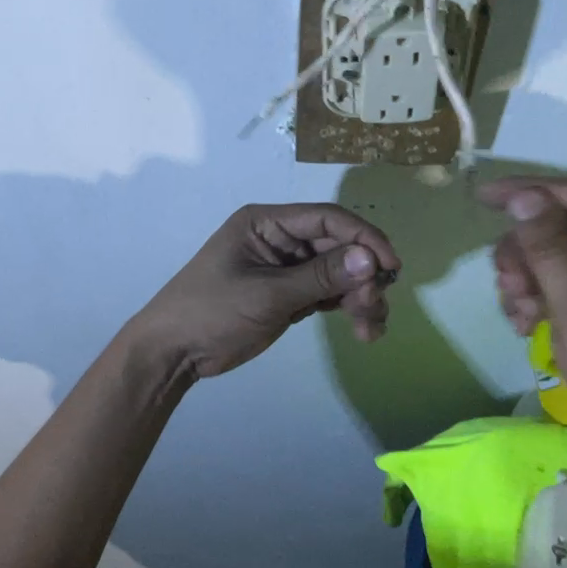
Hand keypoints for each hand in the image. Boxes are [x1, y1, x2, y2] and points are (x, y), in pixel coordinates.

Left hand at [126, 203, 399, 379]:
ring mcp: (284, 267)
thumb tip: (371, 259)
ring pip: (338, 272)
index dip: (364, 238)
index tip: (392, 268)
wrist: (174, 349)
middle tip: (373, 310)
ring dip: (360, 296)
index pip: (327, 218)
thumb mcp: (267, 294)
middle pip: (338, 246)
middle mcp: (278, 238)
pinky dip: (347, 307)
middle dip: (363, 276)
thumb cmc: (211, 311)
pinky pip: (328, 292)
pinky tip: (364, 330)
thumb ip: (319, 276)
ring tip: (369, 330)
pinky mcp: (288, 294)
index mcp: (265, 223)